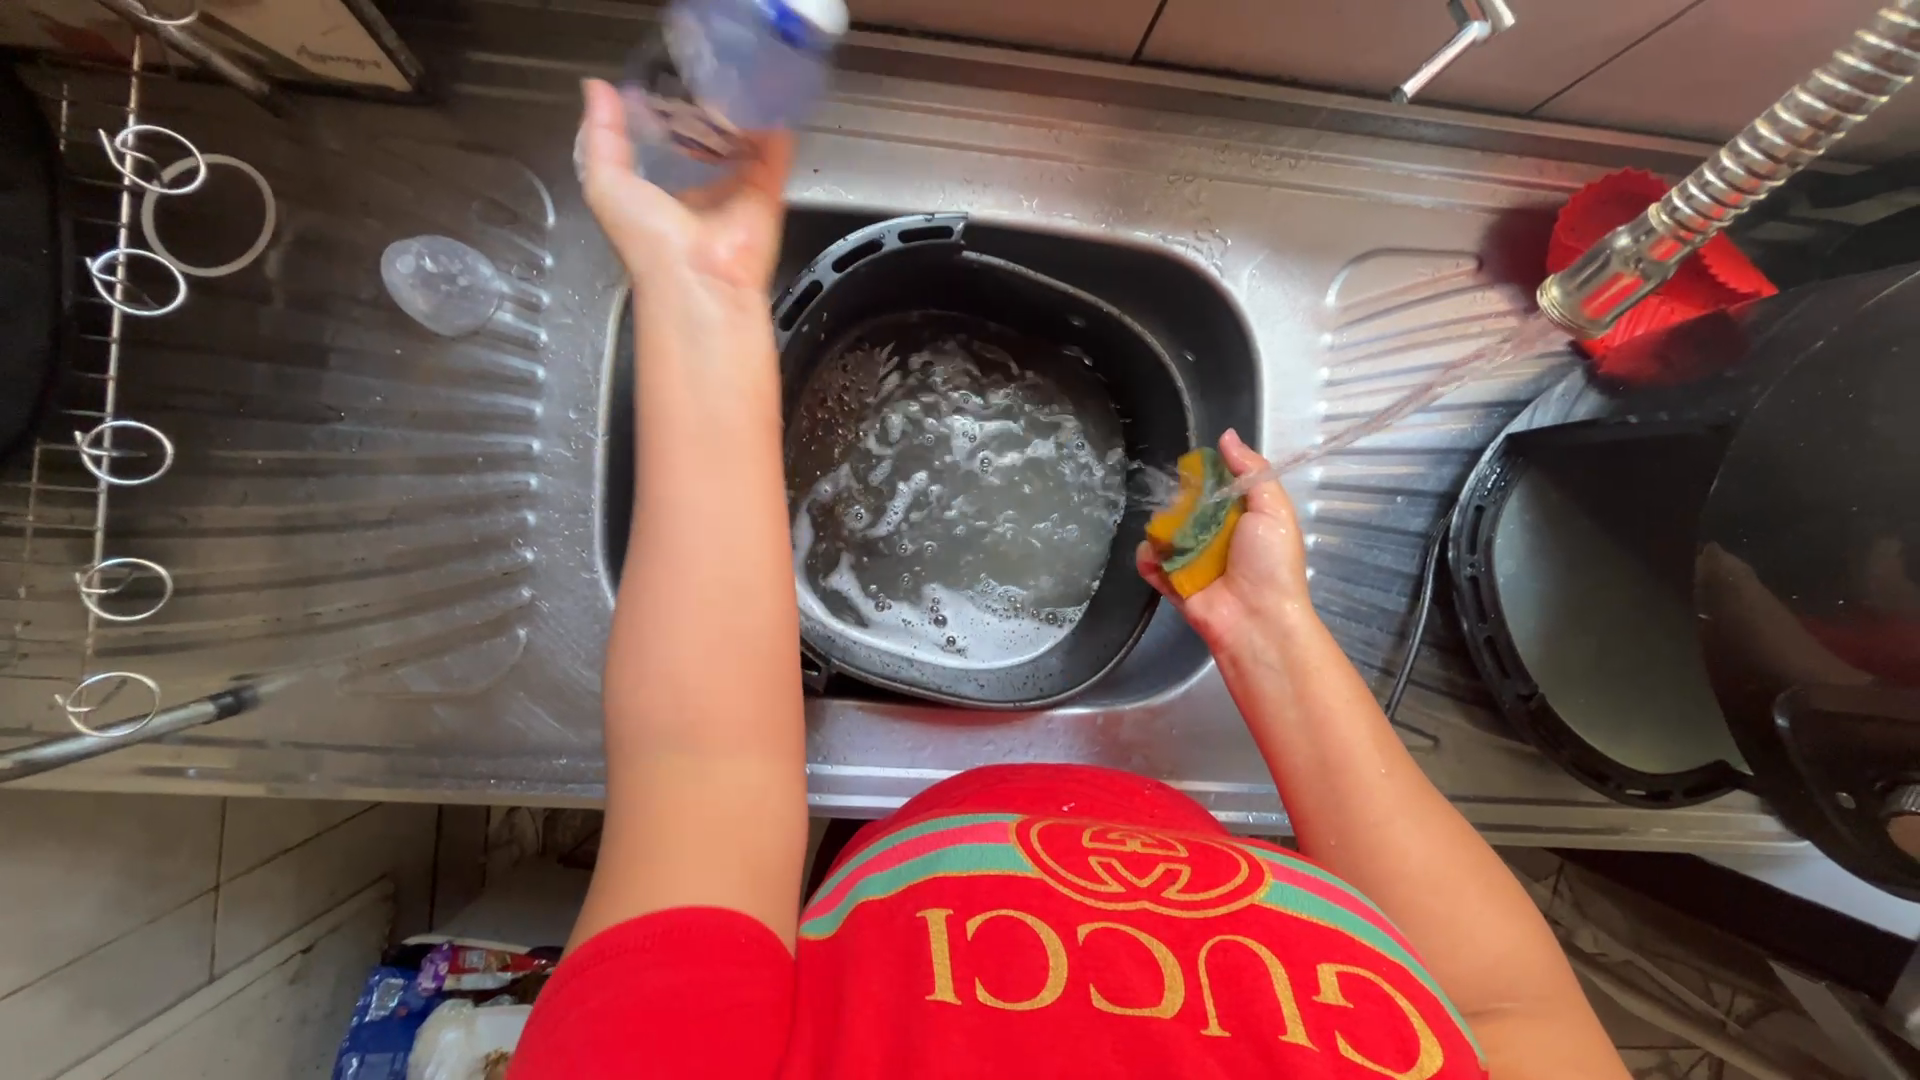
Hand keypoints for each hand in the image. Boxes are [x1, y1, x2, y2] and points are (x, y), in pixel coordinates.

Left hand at [577, 78, 792, 301]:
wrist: (699, 278)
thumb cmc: (648, 241)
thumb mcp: (605, 183)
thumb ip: (601, 135)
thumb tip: (596, 88)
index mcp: (663, 198)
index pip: (665, 151)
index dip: (663, 118)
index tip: (660, 83)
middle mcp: (702, 197)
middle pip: (707, 147)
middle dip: (706, 114)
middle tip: (703, 72)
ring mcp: (737, 196)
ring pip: (743, 148)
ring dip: (741, 117)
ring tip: (734, 75)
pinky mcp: (767, 195)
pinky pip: (775, 156)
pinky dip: (776, 129)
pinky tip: (767, 96)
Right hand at [1136, 429, 1315, 662]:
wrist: (1257, 619)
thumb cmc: (1270, 563)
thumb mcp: (1273, 508)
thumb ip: (1251, 470)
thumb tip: (1226, 436)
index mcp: (1242, 518)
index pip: (1215, 488)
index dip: (1200, 476)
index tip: (1189, 467)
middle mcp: (1216, 538)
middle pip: (1184, 509)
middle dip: (1174, 503)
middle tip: (1175, 505)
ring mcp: (1193, 562)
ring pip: (1163, 534)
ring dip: (1158, 530)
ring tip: (1164, 534)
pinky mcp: (1173, 584)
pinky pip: (1151, 564)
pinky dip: (1147, 558)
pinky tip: (1153, 555)